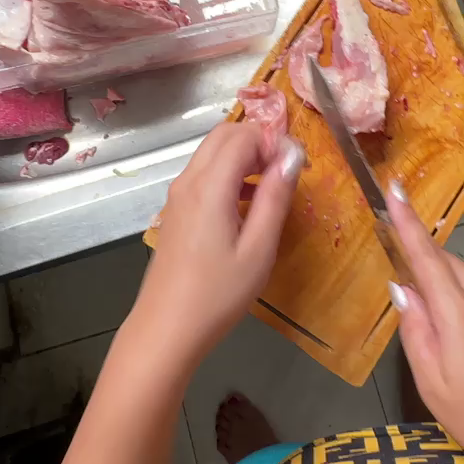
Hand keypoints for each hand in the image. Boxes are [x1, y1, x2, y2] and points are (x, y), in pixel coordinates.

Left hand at [126, 121, 303, 368]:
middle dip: (257, 142)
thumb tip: (292, 156)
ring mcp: (177, 195)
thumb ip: (275, 198)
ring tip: (270, 190)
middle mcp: (188, 181)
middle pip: (223, 134)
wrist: (166, 329)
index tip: (297, 165)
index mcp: (209, 186)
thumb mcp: (258, 249)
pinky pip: (203, 174)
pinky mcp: (175, 210)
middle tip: (284, 172)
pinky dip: (227, 174)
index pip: (243, 135)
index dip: (274, 140)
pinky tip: (245, 207)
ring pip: (211, 152)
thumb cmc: (218, 294)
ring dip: (243, 157)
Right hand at [387, 182, 463, 463]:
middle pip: (445, 261)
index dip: (407, 222)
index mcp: (459, 313)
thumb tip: (401, 289)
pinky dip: (455, 295)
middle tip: (392, 250)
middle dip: (418, 250)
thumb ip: (415, 331)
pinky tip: (450, 326)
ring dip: (437, 277)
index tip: (394, 189)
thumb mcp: (433, 384)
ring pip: (461, 277)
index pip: (426, 256)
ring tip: (419, 303)